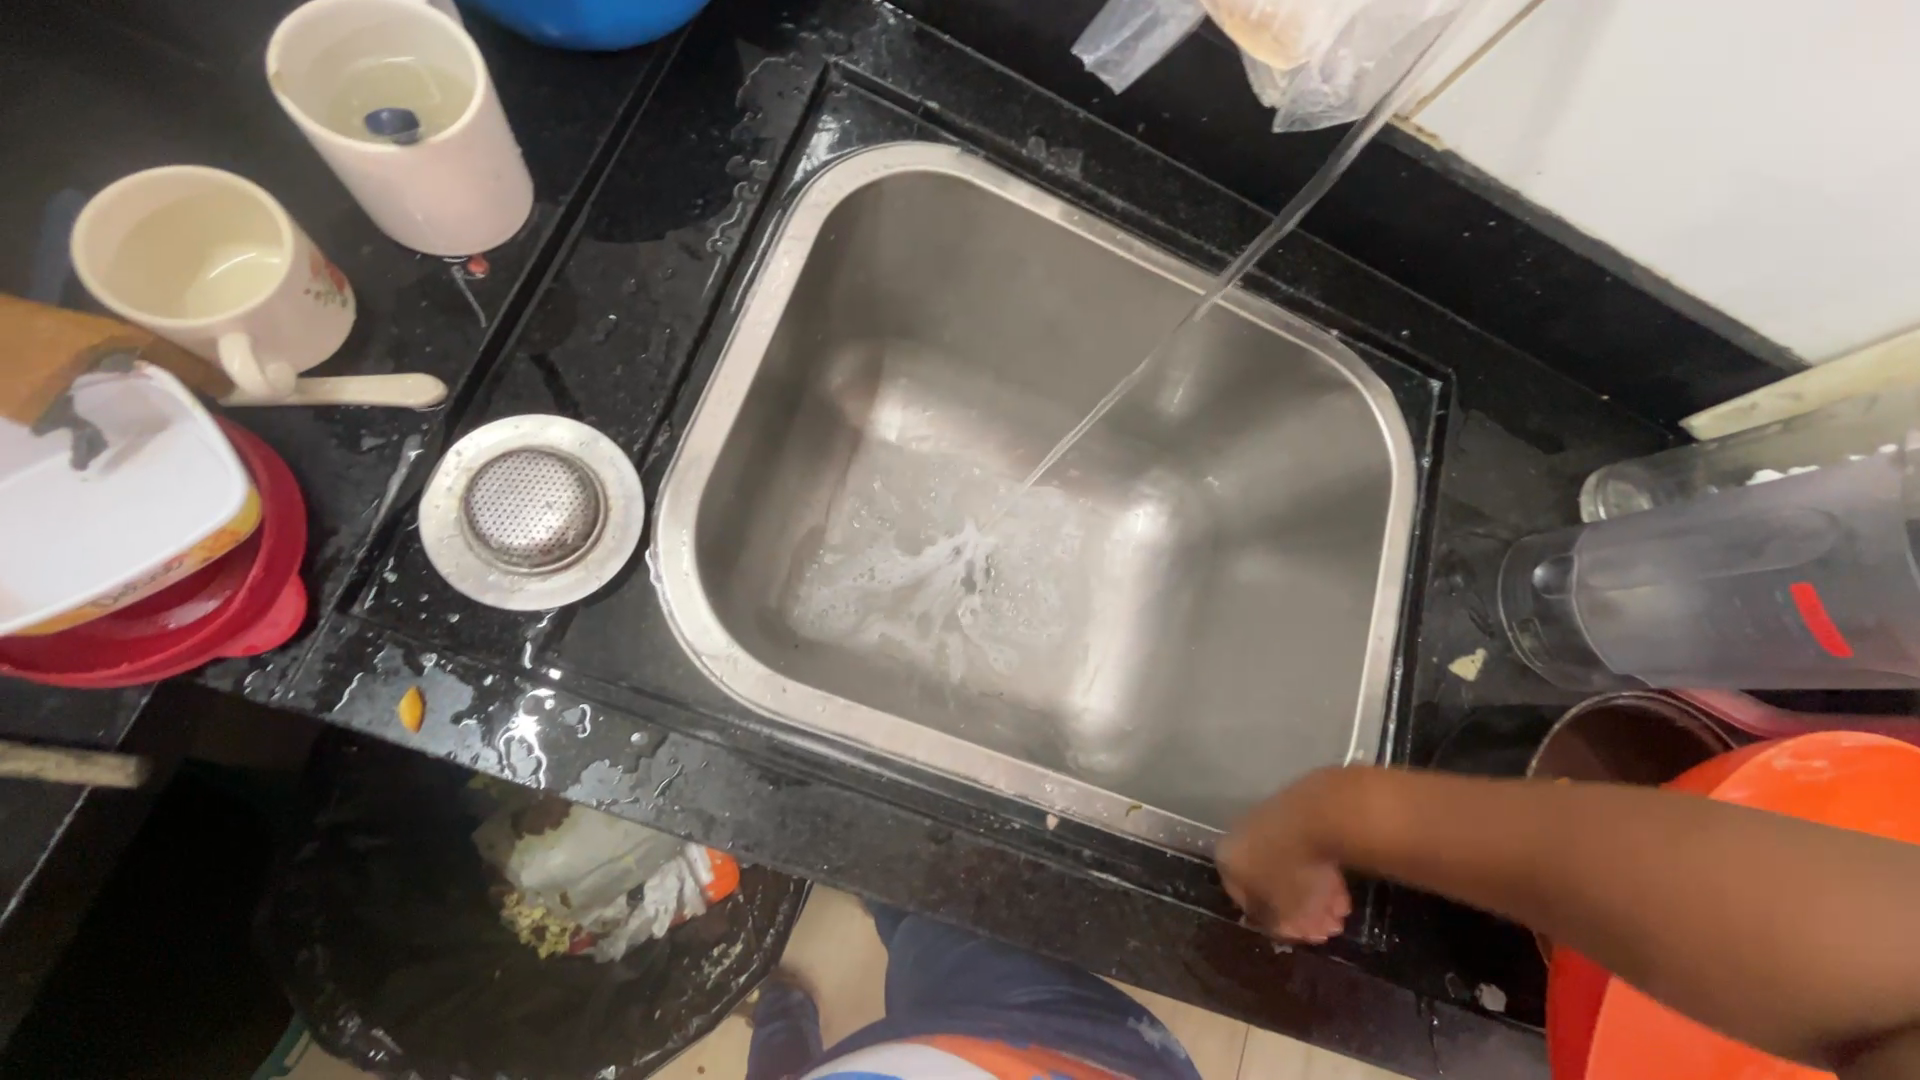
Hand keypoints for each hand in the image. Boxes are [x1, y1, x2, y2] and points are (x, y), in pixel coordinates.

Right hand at [1216, 768, 1352, 942]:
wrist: (1318, 819)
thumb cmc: (1292, 872)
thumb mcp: (1284, 912)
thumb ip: (1279, 924)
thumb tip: (1280, 926)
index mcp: (1227, 860)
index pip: (1244, 899)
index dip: (1274, 922)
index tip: (1300, 933)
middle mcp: (1240, 838)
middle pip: (1270, 882)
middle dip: (1301, 908)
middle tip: (1326, 926)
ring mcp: (1266, 822)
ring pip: (1290, 867)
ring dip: (1315, 893)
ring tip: (1341, 911)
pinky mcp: (1295, 812)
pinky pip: (1304, 850)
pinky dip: (1321, 871)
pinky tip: (1342, 888)